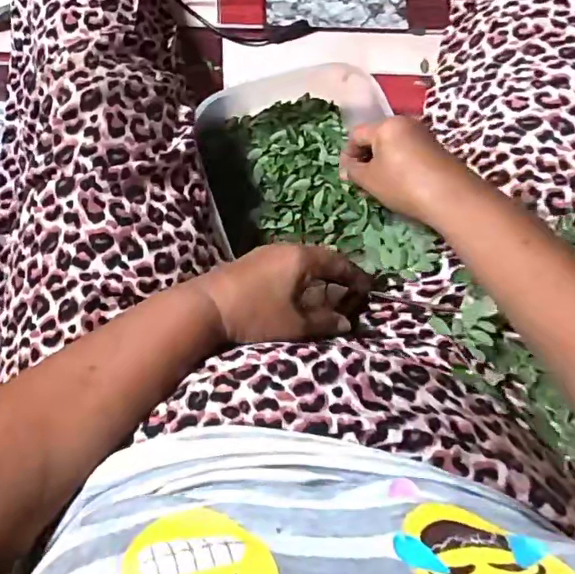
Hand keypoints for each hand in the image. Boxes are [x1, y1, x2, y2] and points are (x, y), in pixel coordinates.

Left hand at [185, 243, 372, 343]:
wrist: (205, 306)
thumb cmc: (255, 314)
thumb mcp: (295, 324)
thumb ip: (324, 321)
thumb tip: (346, 322)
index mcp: (301, 258)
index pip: (338, 262)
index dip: (355, 276)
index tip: (369, 290)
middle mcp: (284, 249)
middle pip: (318, 258)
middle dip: (336, 274)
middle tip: (350, 291)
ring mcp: (264, 253)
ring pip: (299, 261)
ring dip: (315, 275)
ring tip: (326, 294)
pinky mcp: (249, 262)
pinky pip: (283, 265)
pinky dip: (297, 277)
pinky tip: (296, 293)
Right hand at [338, 114, 476, 224]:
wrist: (452, 198)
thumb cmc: (402, 184)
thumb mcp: (368, 179)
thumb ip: (352, 170)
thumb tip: (348, 168)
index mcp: (386, 125)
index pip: (356, 135)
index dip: (347, 155)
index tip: (347, 176)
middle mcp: (406, 124)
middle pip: (375, 139)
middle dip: (365, 161)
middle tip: (360, 183)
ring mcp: (423, 136)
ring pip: (392, 148)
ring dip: (380, 166)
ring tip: (378, 188)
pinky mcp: (436, 150)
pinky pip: (407, 154)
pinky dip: (397, 167)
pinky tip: (397, 186)